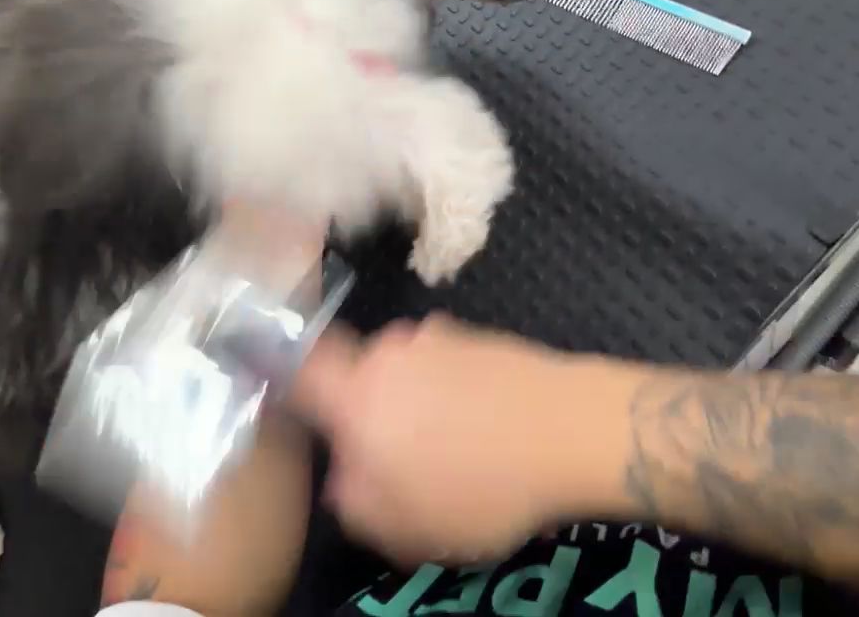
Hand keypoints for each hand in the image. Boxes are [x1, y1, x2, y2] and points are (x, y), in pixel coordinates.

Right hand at [288, 315, 607, 564]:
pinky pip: (446, 365)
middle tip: (395, 456)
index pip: (302, 367)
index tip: (299, 401)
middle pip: (359, 373)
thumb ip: (351, 499)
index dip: (291, 376)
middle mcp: (389, 350)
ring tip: (452, 448)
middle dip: (368, 409)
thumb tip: (342, 475)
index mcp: (356, 392)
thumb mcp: (399, 524)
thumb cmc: (475, 483)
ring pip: (406, 371)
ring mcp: (438, 336)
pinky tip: (486, 429)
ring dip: (415, 401)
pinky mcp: (479, 335)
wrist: (567, 427)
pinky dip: (454, 392)